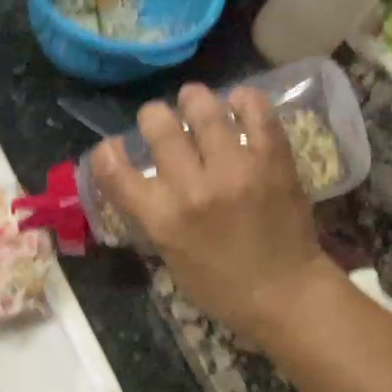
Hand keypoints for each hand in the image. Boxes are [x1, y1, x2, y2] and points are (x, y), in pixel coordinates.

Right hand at [92, 84, 335, 335]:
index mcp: (162, 219)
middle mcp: (193, 189)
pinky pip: (256, 113)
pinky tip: (236, 103)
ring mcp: (236, 170)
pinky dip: (243, 101)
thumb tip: (139, 176)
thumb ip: (151, 214)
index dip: (106, 153)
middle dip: (153, 116)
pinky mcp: (273, 160)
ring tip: (193, 99)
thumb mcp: (169, 255)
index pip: (115, 171)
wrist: (284, 293)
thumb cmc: (219, 286)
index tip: (112, 147)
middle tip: (158, 118)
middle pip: (160, 128)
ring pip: (204, 110)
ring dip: (193, 99)